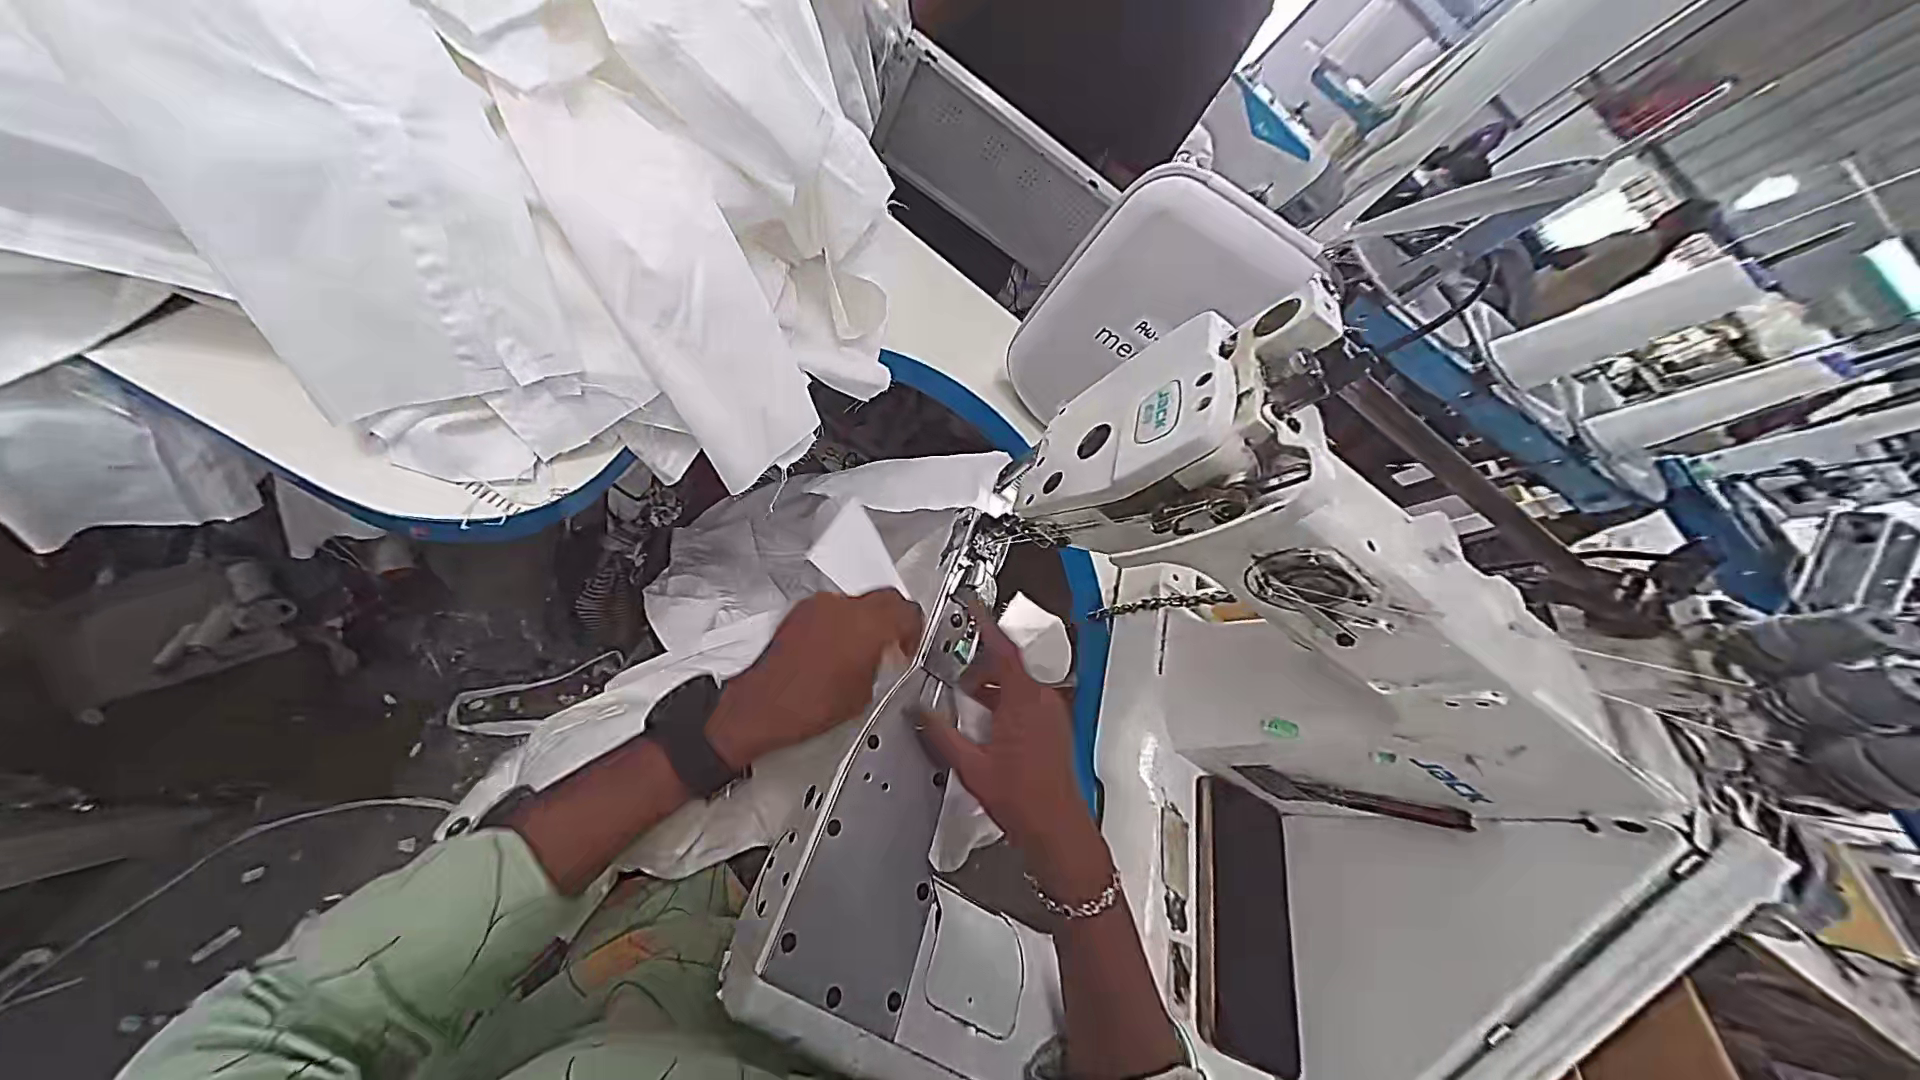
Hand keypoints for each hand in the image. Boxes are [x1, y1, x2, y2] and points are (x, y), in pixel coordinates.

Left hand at [706, 589, 923, 769]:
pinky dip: (840, 623)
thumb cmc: (805, 705)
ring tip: (861, 650)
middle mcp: (843, 608)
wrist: (761, 707)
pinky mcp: (799, 612)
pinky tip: (836, 650)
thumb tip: (882, 657)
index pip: (907, 611)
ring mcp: (819, 606)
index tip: (910, 643)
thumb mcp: (863, 692)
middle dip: (894, 619)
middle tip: (895, 642)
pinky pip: (831, 610)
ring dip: (865, 621)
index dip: (915, 629)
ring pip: (856, 602)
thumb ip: (880, 662)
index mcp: (868, 625)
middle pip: (885, 597)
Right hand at [918, 597, 1110, 899]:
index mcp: (1025, 701)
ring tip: (969, 707)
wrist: (1056, 828)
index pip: (1005, 649)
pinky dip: (1005, 702)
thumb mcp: (971, 765)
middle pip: (1009, 665)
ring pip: (1018, 683)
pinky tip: (988, 725)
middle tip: (958, 682)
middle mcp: (1044, 701)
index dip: (987, 623)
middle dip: (981, 668)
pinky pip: (1027, 699)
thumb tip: (921, 714)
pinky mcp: (1054, 726)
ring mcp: (1052, 713)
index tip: (974, 606)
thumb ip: (941, 733)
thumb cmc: (1025, 800)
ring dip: (992, 687)